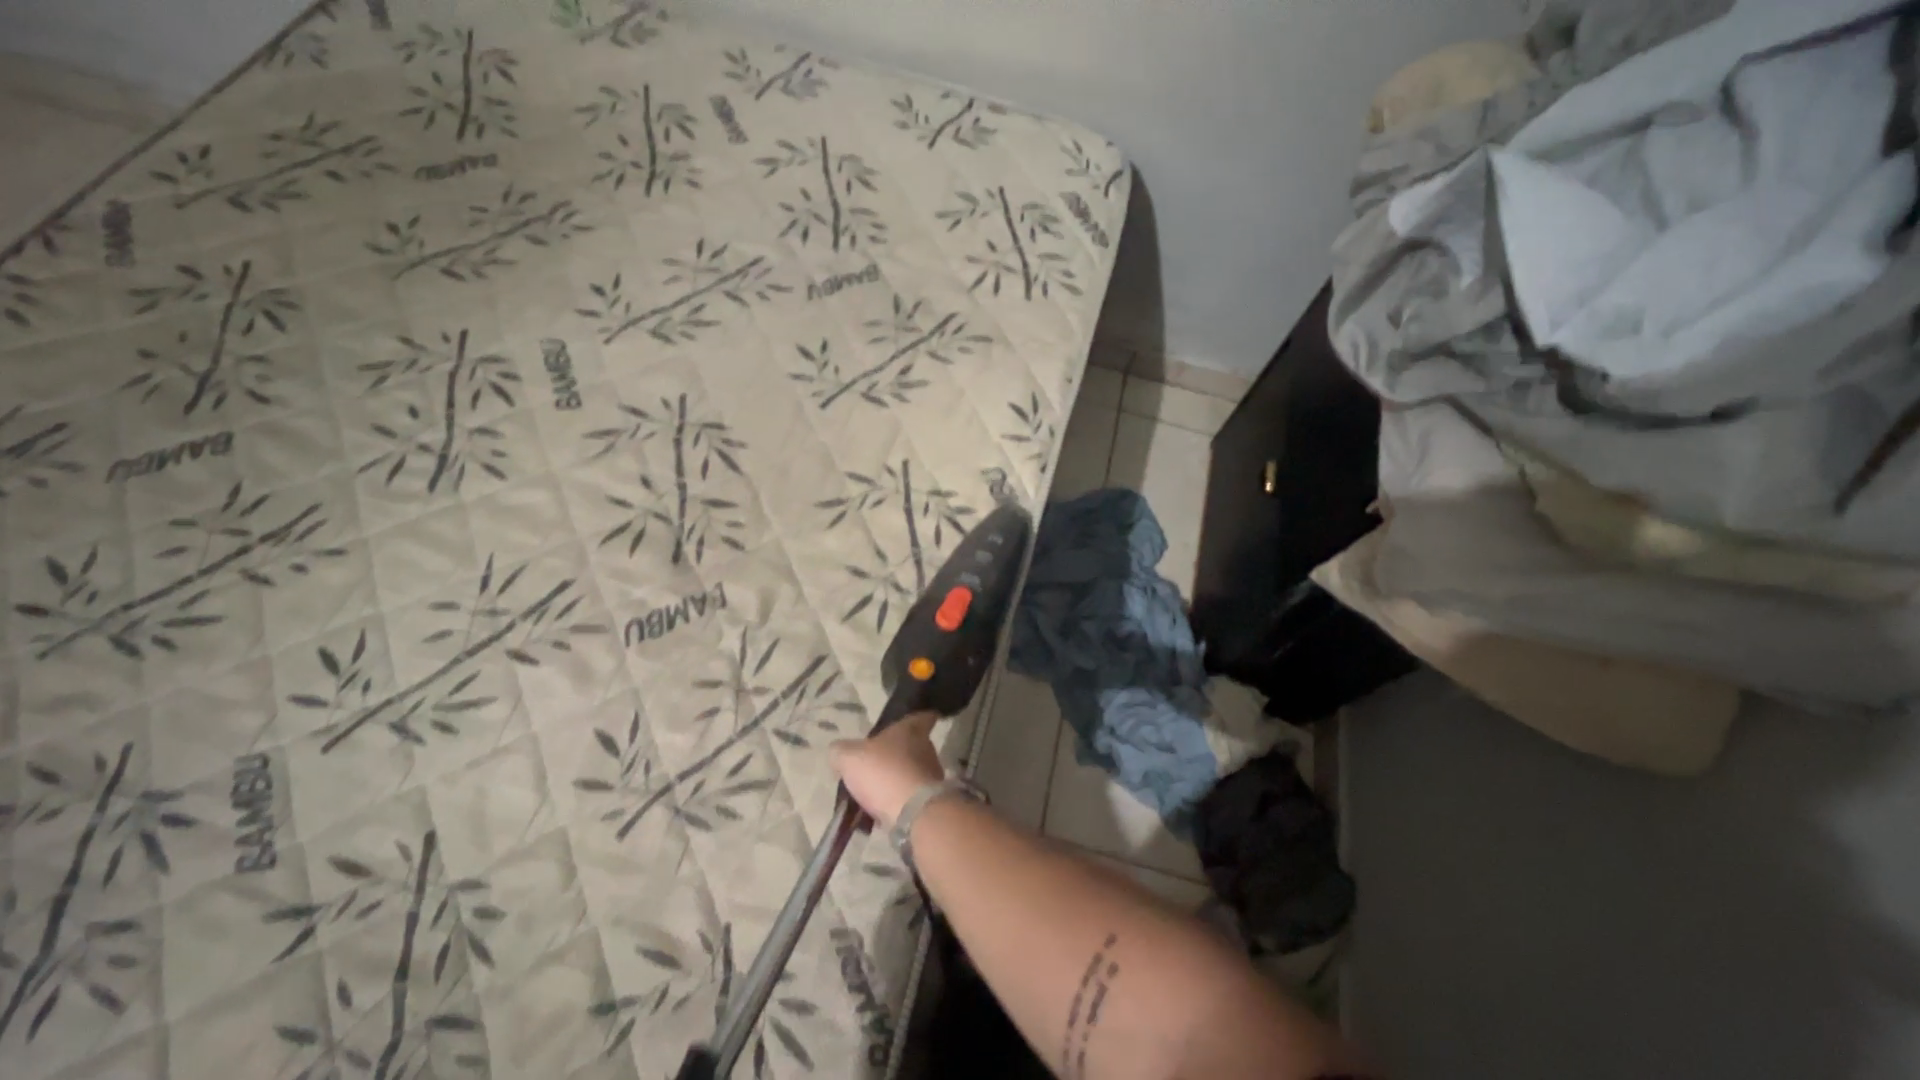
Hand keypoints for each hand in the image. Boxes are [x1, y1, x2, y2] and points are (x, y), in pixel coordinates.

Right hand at [830, 712, 946, 829]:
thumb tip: (838, 751)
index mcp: (911, 731)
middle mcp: (926, 750)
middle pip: (914, 747)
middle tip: (874, 763)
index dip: (918, 717)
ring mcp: (930, 778)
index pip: (923, 717)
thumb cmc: (883, 773)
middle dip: (895, 755)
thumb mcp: (849, 757)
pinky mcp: (929, 803)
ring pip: (910, 774)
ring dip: (894, 782)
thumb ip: (841, 751)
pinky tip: (876, 816)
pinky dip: (895, 805)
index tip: (913, 721)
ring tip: (870, 796)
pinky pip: (908, 799)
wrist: (913, 813)